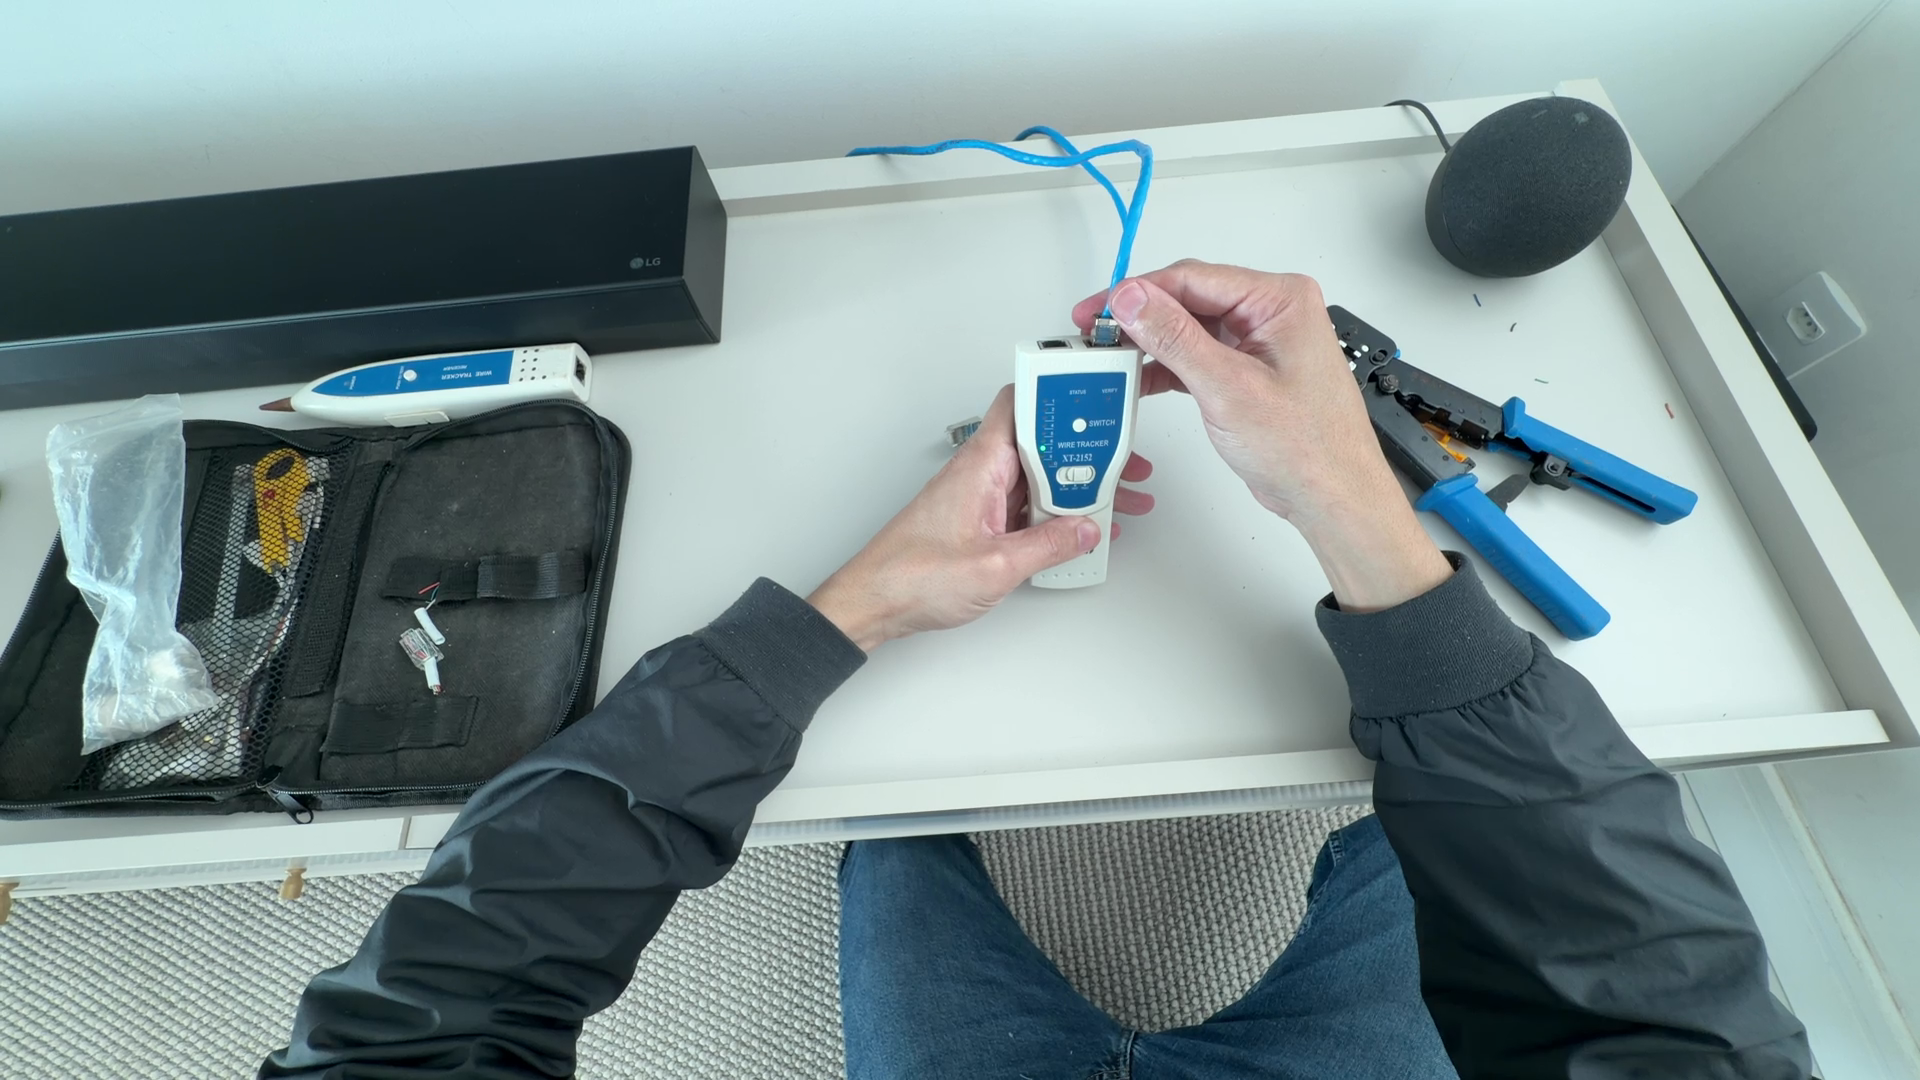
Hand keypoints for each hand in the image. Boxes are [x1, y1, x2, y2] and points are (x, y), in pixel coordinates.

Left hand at [809, 385, 1154, 650]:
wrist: (874, 602)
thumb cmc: (912, 576)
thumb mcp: (995, 565)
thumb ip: (1048, 546)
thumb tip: (1086, 529)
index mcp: (981, 464)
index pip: (1020, 402)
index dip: (1059, 394)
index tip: (1096, 397)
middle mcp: (981, 472)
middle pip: (1042, 445)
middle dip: (1088, 453)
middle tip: (1128, 463)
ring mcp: (981, 497)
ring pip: (1039, 478)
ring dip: (1077, 488)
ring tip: (1119, 499)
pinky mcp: (980, 521)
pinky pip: (1027, 507)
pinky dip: (1056, 514)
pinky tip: (1080, 530)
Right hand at [1073, 260, 1448, 611]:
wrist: (1328, 494)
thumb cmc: (1304, 446)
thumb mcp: (1227, 388)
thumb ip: (1175, 338)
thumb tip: (1133, 299)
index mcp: (1278, 300)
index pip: (1192, 279)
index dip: (1137, 292)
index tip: (1097, 310)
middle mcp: (1269, 313)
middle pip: (1187, 299)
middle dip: (1138, 316)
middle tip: (1095, 331)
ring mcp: (1256, 342)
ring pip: (1187, 328)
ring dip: (1148, 342)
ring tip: (1109, 355)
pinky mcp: (1244, 370)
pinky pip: (1195, 355)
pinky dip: (1165, 366)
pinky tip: (1137, 378)